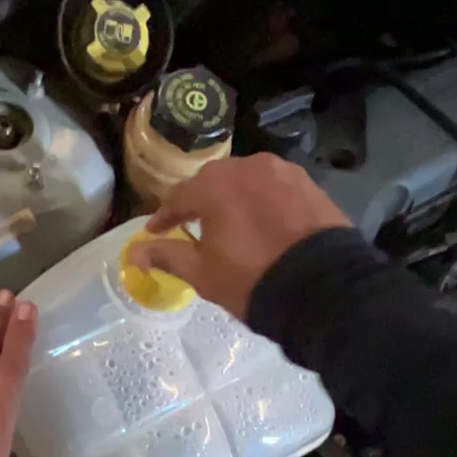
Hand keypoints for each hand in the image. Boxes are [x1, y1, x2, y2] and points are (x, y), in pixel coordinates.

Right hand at [127, 154, 351, 316]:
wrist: (322, 288)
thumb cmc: (251, 280)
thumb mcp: (202, 273)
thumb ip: (166, 256)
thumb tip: (133, 253)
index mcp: (215, 187)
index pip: (178, 197)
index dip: (164, 217)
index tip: (155, 233)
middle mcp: (247, 168)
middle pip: (212, 181)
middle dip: (198, 202)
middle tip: (189, 225)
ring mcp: (282, 172)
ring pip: (245, 180)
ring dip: (230, 197)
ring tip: (226, 222)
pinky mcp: (308, 184)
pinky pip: (273, 187)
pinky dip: (259, 200)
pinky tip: (259, 221)